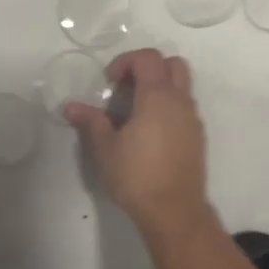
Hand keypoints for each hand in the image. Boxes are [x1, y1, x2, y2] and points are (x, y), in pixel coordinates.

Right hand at [64, 50, 211, 233]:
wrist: (173, 209)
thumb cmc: (135, 176)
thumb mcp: (105, 149)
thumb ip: (90, 122)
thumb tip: (70, 106)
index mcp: (157, 97)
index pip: (148, 58)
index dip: (126, 61)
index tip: (109, 82)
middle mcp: (180, 102)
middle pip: (172, 64)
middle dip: (148, 68)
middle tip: (126, 89)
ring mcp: (193, 119)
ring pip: (182, 86)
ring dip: (159, 88)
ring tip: (135, 114)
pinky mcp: (197, 137)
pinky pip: (184, 109)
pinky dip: (168, 108)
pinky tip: (149, 135)